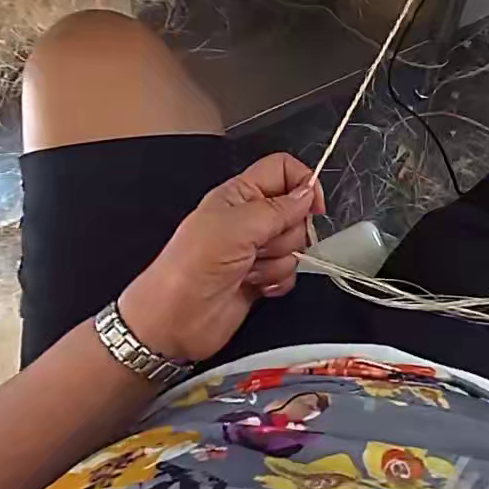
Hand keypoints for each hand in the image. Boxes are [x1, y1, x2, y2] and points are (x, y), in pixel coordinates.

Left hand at [117, 152, 325, 362]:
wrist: (175, 318)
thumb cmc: (193, 264)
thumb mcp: (238, 226)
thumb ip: (279, 207)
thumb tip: (308, 192)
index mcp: (240, 194)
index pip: (283, 170)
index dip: (304, 183)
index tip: (313, 208)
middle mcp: (250, 218)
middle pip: (296, 212)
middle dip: (287, 232)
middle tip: (260, 244)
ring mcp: (255, 249)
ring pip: (295, 246)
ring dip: (278, 261)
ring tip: (249, 269)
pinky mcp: (260, 278)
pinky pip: (289, 273)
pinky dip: (277, 281)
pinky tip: (255, 286)